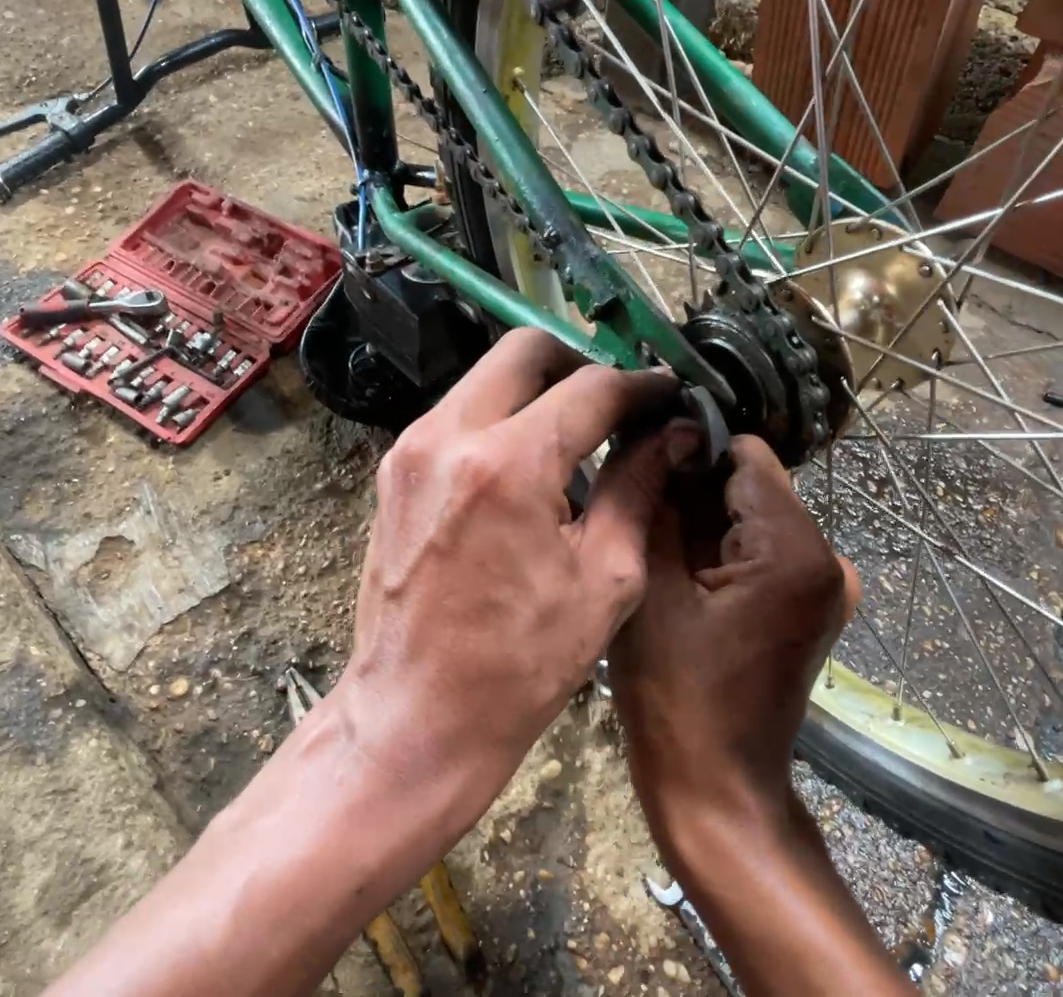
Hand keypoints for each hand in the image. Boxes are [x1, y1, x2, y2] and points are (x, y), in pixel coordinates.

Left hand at [336, 329, 694, 806]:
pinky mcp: (393, 472)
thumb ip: (638, 487)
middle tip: (615, 402)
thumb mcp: (604, 578)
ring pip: (483, 378)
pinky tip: (526, 463)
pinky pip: (456, 415)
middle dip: (579, 363)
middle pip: (524, 351)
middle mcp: (450, 436)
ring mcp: (410, 450)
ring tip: (575, 433)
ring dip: (534, 390)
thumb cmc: (520, 663)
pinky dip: (497, 419)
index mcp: (511, 464)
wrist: (418, 712)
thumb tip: (670, 435)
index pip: (591, 387)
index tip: (665, 395)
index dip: (639, 386)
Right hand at [611, 434, 860, 833]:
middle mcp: (828, 558)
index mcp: (795, 550)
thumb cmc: (674, 695)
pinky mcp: (812, 607)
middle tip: (635, 514)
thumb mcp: (650, 589)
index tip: (637, 466)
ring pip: (753, 517)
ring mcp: (827, 586)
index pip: (743, 453)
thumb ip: (655, 504)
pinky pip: (762, 551)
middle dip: (692, 490)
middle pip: (750, 485)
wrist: (715, 788)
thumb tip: (652, 436)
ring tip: (652, 551)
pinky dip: (722, 552)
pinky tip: (681, 579)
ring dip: (703, 522)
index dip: (686, 449)